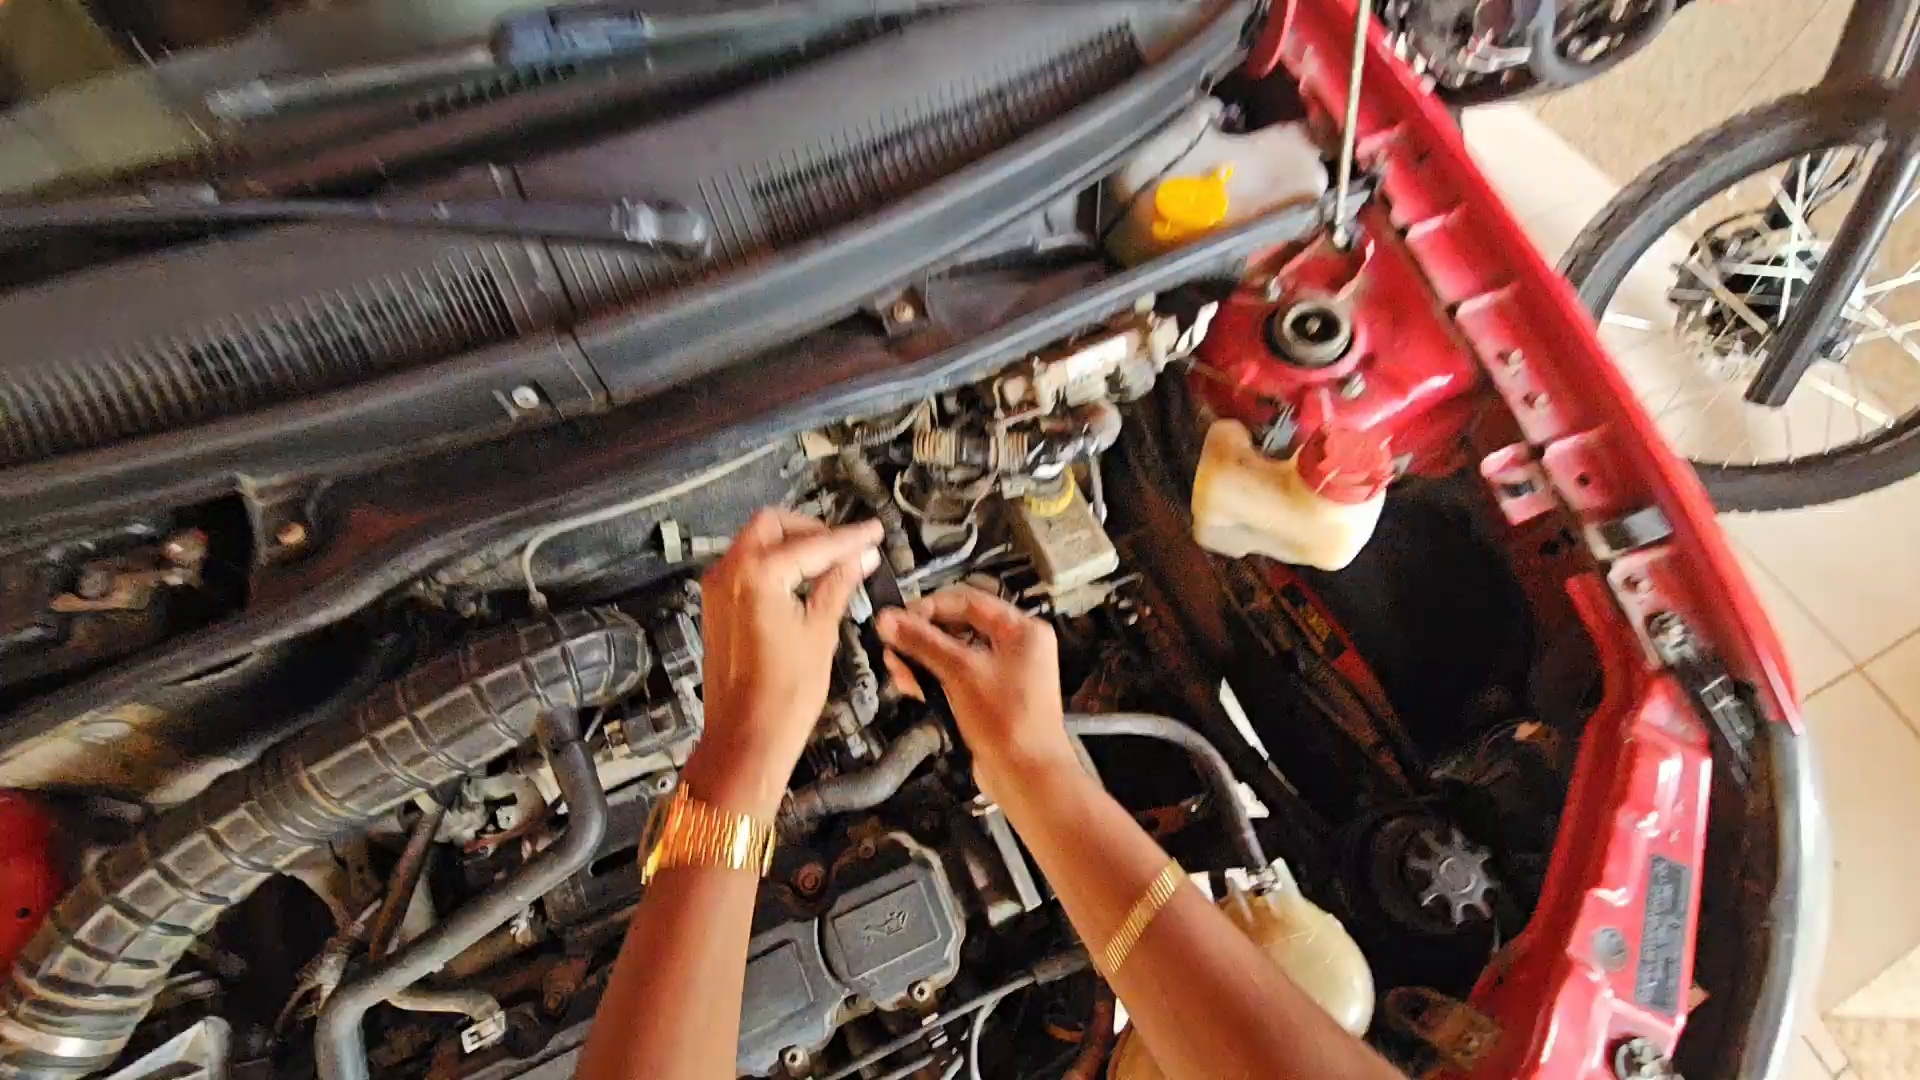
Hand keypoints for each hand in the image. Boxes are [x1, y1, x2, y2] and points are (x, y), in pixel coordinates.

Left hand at [686, 510, 881, 816]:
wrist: (746, 739)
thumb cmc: (784, 694)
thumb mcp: (821, 631)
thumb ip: (839, 584)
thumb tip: (861, 557)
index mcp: (758, 575)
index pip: (814, 543)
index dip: (849, 537)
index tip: (873, 532)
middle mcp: (729, 573)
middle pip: (774, 525)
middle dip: (814, 530)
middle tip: (849, 547)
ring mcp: (718, 589)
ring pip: (757, 543)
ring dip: (794, 545)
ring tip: (833, 563)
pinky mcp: (717, 606)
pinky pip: (748, 567)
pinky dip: (777, 564)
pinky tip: (805, 581)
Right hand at [875, 586, 1073, 801]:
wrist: (1027, 777)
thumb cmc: (1012, 725)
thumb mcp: (960, 673)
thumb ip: (923, 643)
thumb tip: (892, 621)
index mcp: (1022, 631)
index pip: (968, 601)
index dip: (930, 607)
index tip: (900, 618)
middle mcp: (1016, 648)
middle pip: (958, 626)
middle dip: (922, 637)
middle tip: (894, 643)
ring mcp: (1003, 673)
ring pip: (953, 652)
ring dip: (923, 658)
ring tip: (899, 667)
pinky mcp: (990, 696)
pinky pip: (956, 675)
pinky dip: (934, 678)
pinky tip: (913, 684)